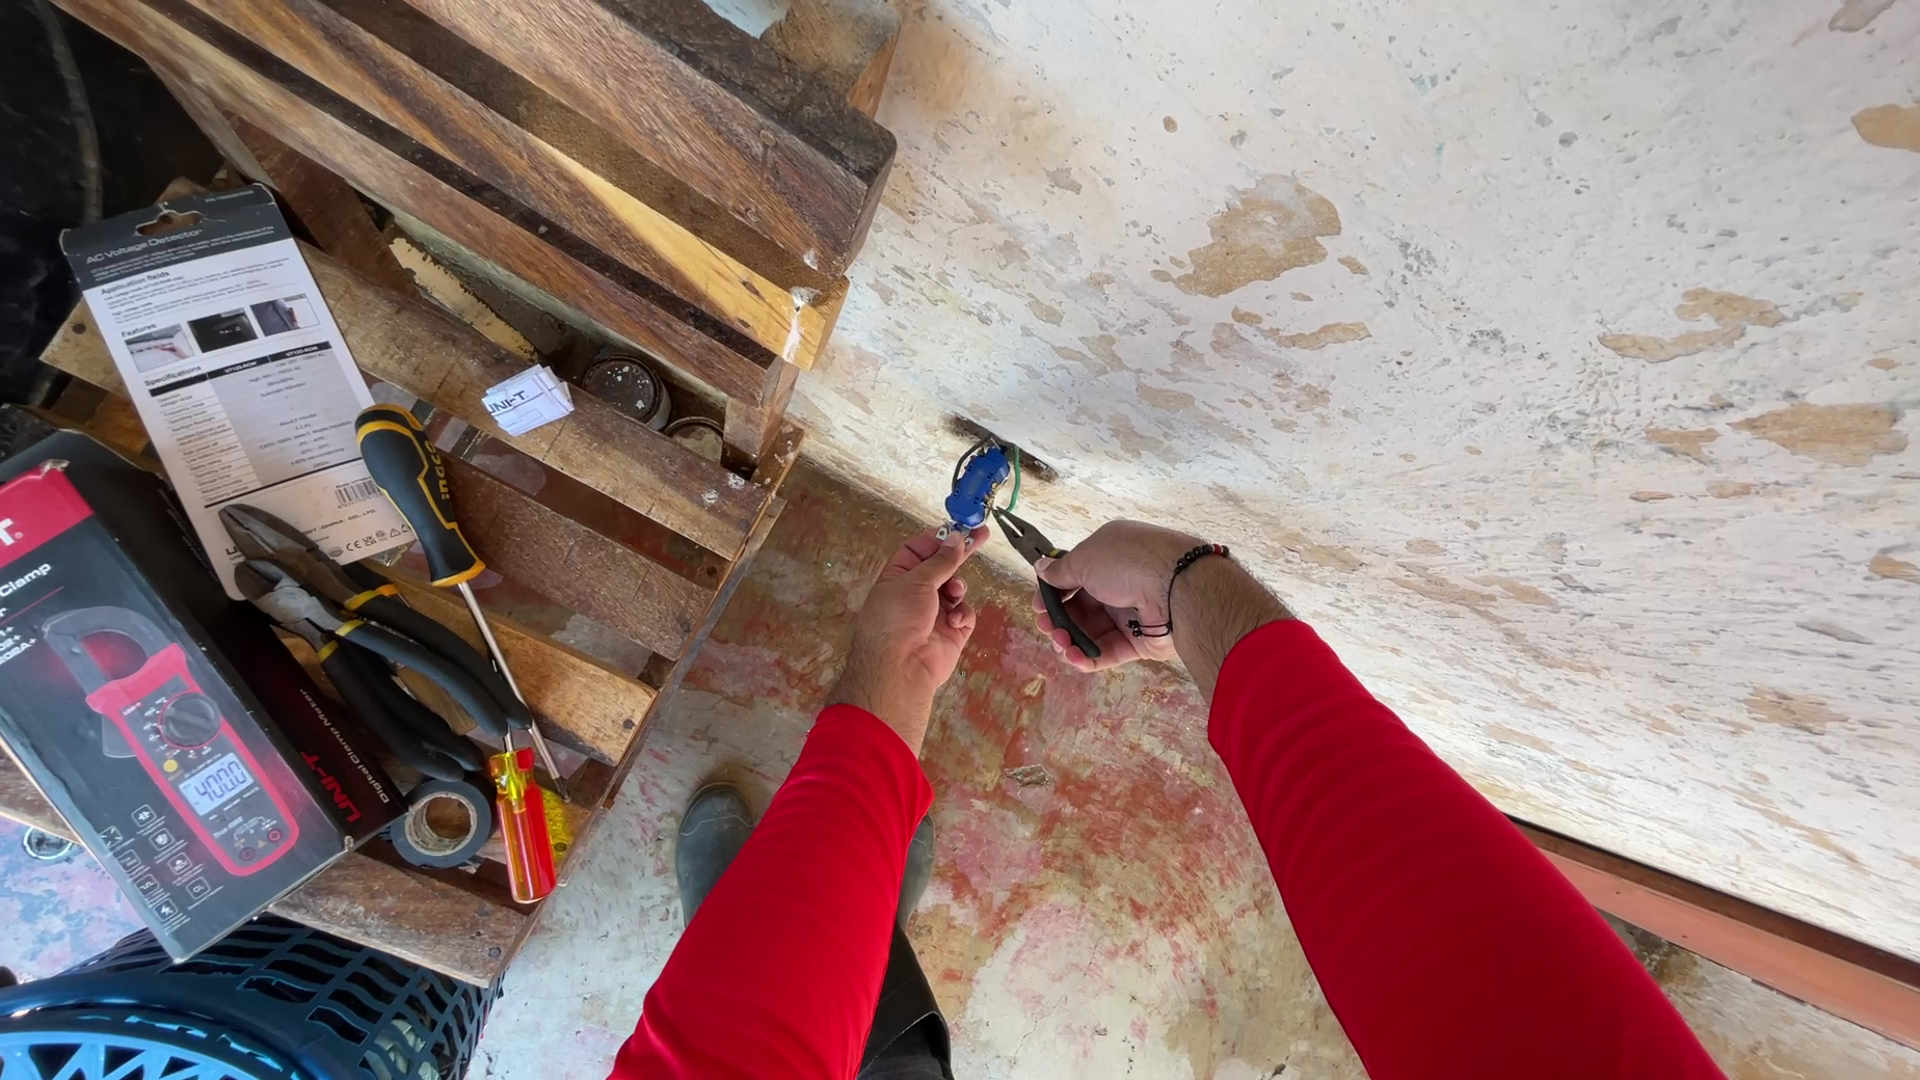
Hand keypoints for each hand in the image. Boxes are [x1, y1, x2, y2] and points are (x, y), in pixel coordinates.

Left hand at [829, 525, 988, 753]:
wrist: (901, 667)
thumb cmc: (898, 619)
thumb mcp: (917, 581)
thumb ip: (941, 560)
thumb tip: (956, 538)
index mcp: (898, 577)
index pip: (918, 550)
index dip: (938, 539)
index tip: (959, 528)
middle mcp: (915, 593)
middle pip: (941, 567)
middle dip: (958, 556)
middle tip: (981, 536)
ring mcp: (934, 613)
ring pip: (956, 589)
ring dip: (957, 589)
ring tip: (954, 594)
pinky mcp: (950, 632)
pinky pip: (964, 614)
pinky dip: (961, 615)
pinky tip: (953, 622)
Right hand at [1032, 520, 1201, 672]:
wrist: (1176, 588)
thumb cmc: (1127, 563)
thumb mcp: (1086, 559)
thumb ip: (1061, 570)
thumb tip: (1041, 568)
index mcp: (1109, 557)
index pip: (1075, 576)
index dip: (1054, 592)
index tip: (1038, 605)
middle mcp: (1119, 584)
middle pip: (1080, 607)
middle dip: (1058, 619)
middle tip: (1047, 627)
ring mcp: (1129, 614)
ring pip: (1091, 632)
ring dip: (1070, 640)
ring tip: (1060, 644)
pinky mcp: (1139, 642)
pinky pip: (1108, 651)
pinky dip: (1087, 657)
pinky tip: (1073, 657)